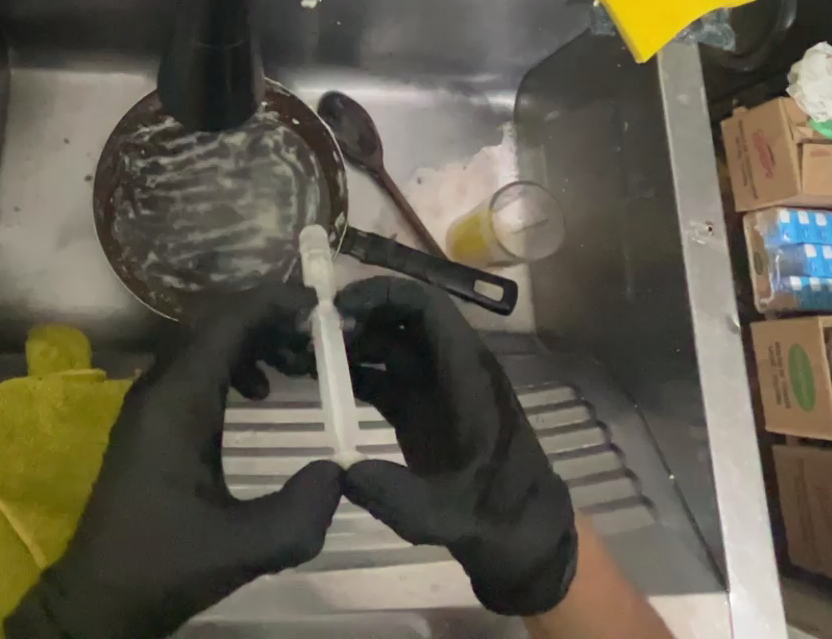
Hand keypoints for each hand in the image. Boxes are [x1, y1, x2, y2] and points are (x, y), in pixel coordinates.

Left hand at [5, 283, 343, 638]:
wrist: (97, 598)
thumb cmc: (160, 567)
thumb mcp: (237, 550)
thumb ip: (296, 514)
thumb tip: (339, 470)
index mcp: (176, 401)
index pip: (225, 321)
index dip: (272, 303)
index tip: (319, 306)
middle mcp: (160, 386)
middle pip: (216, 321)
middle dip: (269, 316)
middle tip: (317, 333)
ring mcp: (153, 399)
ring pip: (206, 339)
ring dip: (253, 336)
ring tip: (299, 358)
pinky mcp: (155, 416)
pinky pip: (198, 364)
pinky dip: (235, 360)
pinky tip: (260, 392)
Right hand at [337, 276, 576, 616]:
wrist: (523, 536)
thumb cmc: (496, 515)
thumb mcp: (445, 512)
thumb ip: (393, 492)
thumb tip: (341, 469)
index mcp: (466, 371)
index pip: (427, 307)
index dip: (385, 295)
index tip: (340, 307)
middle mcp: (449, 368)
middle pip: (403, 319)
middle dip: (360, 316)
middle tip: (314, 331)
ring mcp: (434, 389)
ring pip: (390, 346)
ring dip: (352, 344)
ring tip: (308, 355)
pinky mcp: (420, 411)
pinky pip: (384, 378)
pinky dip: (354, 375)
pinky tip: (322, 384)